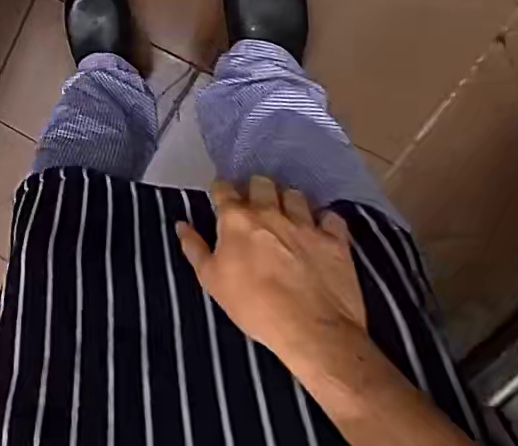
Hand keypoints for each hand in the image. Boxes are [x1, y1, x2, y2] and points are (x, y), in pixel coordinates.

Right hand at [175, 177, 366, 369]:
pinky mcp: (336, 242)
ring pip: (295, 195)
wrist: (314, 334)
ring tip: (287, 217)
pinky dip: (325, 221)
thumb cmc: (254, 305)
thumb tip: (182, 224)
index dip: (221, 192)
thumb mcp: (211, 280)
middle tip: (255, 207)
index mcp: (236, 218)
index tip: (222, 202)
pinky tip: (321, 232)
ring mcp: (306, 225)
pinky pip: (332, 218)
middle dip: (256, 190)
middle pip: (261, 183)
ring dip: (288, 202)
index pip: (223, 187)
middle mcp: (270, 212)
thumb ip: (194, 247)